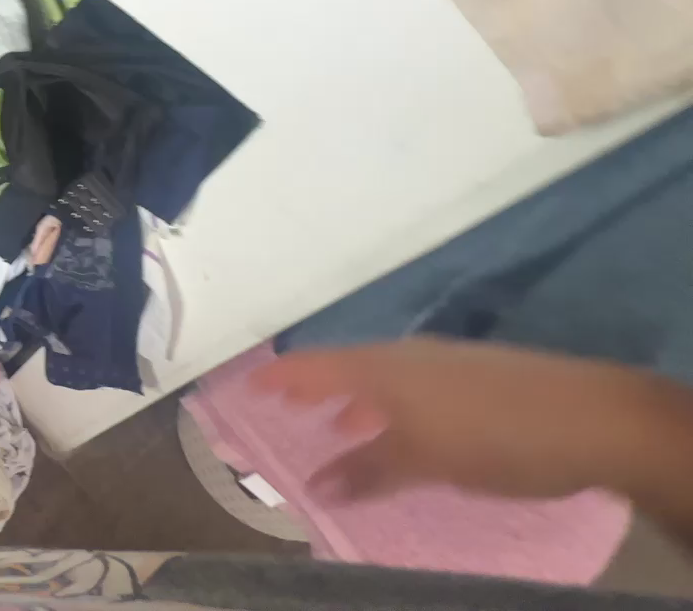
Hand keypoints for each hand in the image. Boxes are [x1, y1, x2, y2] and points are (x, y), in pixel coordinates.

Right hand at [251, 338, 689, 502]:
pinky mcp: (471, 370)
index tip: (244, 387)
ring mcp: (435, 358)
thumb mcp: (423, 462)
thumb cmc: (490, 436)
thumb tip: (312, 488)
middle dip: (312, 389)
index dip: (274, 377)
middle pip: (338, 366)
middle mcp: (395, 354)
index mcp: (371, 367)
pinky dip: (389, 400)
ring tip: (344, 425)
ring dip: (353, 398)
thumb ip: (366, 471)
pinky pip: (408, 380)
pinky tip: (406, 425)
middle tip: (289, 407)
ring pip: (376, 375)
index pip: (306, 366)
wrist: (597, 416)